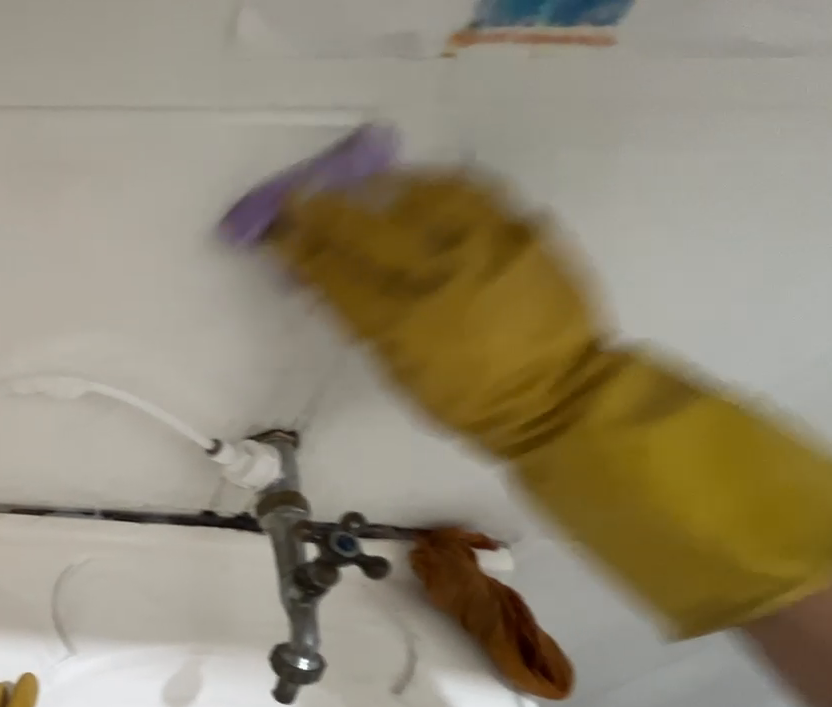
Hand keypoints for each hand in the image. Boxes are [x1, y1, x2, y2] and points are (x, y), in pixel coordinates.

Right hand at [268, 171, 604, 459]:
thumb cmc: (462, 397)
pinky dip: (439, 185)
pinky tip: (419, 186)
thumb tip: (329, 285)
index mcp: (402, 323)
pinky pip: (476, 193)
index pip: (336, 276)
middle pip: (371, 232)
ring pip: (425, 198)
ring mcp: (487, 247)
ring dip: (381, 189)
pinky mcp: (524, 231)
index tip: (275, 234)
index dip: (301, 252)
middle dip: (327, 212)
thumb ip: (364, 321)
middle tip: (299, 197)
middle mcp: (441, 277)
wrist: (556, 393)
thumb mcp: (396, 370)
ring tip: (358, 185)